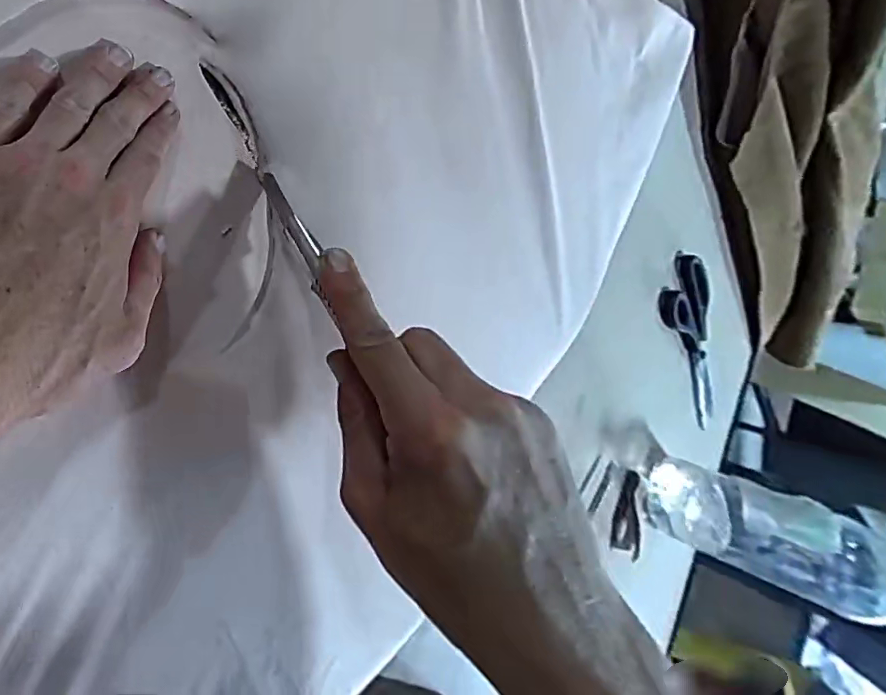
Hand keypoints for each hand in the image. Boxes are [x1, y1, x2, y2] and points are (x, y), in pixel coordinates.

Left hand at [0, 39, 179, 424]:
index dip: (160, 127)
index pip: (146, 156)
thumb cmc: (33, 357)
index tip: (168, 108)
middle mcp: (75, 176)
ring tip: (111, 54)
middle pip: (116, 119)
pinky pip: (4, 105)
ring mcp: (20, 161)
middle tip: (151, 72)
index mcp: (113, 216)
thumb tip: (152, 240)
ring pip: (68, 101)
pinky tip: (42, 64)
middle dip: (139, 91)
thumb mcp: (117, 341)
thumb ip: (144, 286)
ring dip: (95, 73)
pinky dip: (28, 79)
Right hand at [321, 249, 668, 694]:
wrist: (552, 624)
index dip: (350, 300)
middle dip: (391, 363)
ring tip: (437, 456)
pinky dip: (458, 406)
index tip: (332, 261)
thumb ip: (356, 426)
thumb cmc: (451, 579)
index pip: (379, 348)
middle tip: (386, 420)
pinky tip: (471, 464)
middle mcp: (481, 409)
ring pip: (447, 363)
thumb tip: (348, 366)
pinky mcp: (539, 418)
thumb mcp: (375, 510)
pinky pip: (478, 387)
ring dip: (425, 387)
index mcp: (432, 435)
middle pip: (416, 342)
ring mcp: (517, 410)